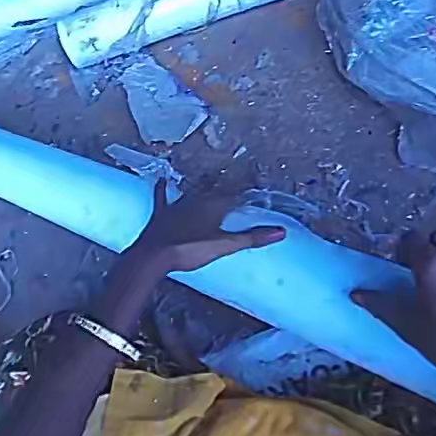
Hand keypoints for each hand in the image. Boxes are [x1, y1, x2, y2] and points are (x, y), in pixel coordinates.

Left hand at [123, 181, 285, 275]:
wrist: (154, 256)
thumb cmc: (190, 249)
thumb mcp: (225, 245)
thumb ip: (252, 238)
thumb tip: (281, 231)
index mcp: (213, 205)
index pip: (235, 195)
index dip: (246, 193)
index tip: (256, 190)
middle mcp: (196, 200)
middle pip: (216, 193)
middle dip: (227, 191)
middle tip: (237, 187)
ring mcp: (177, 206)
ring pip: (193, 194)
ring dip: (202, 190)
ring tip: (210, 186)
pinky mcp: (161, 214)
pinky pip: (163, 197)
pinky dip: (164, 189)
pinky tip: (162, 180)